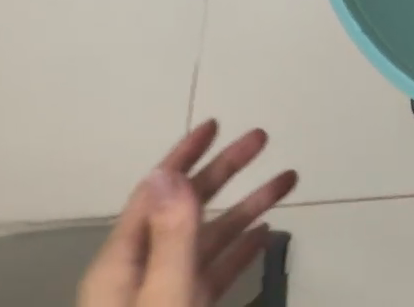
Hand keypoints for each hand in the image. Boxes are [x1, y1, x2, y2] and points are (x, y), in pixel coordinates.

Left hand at [77, 120, 297, 306]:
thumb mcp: (165, 296)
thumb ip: (170, 236)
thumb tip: (166, 172)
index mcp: (123, 267)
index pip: (153, 195)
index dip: (183, 157)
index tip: (216, 123)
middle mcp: (139, 276)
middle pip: (185, 210)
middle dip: (225, 171)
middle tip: (265, 137)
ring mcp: (162, 298)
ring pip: (208, 238)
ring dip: (247, 205)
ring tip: (290, 179)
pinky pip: (214, 271)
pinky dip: (242, 247)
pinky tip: (267, 236)